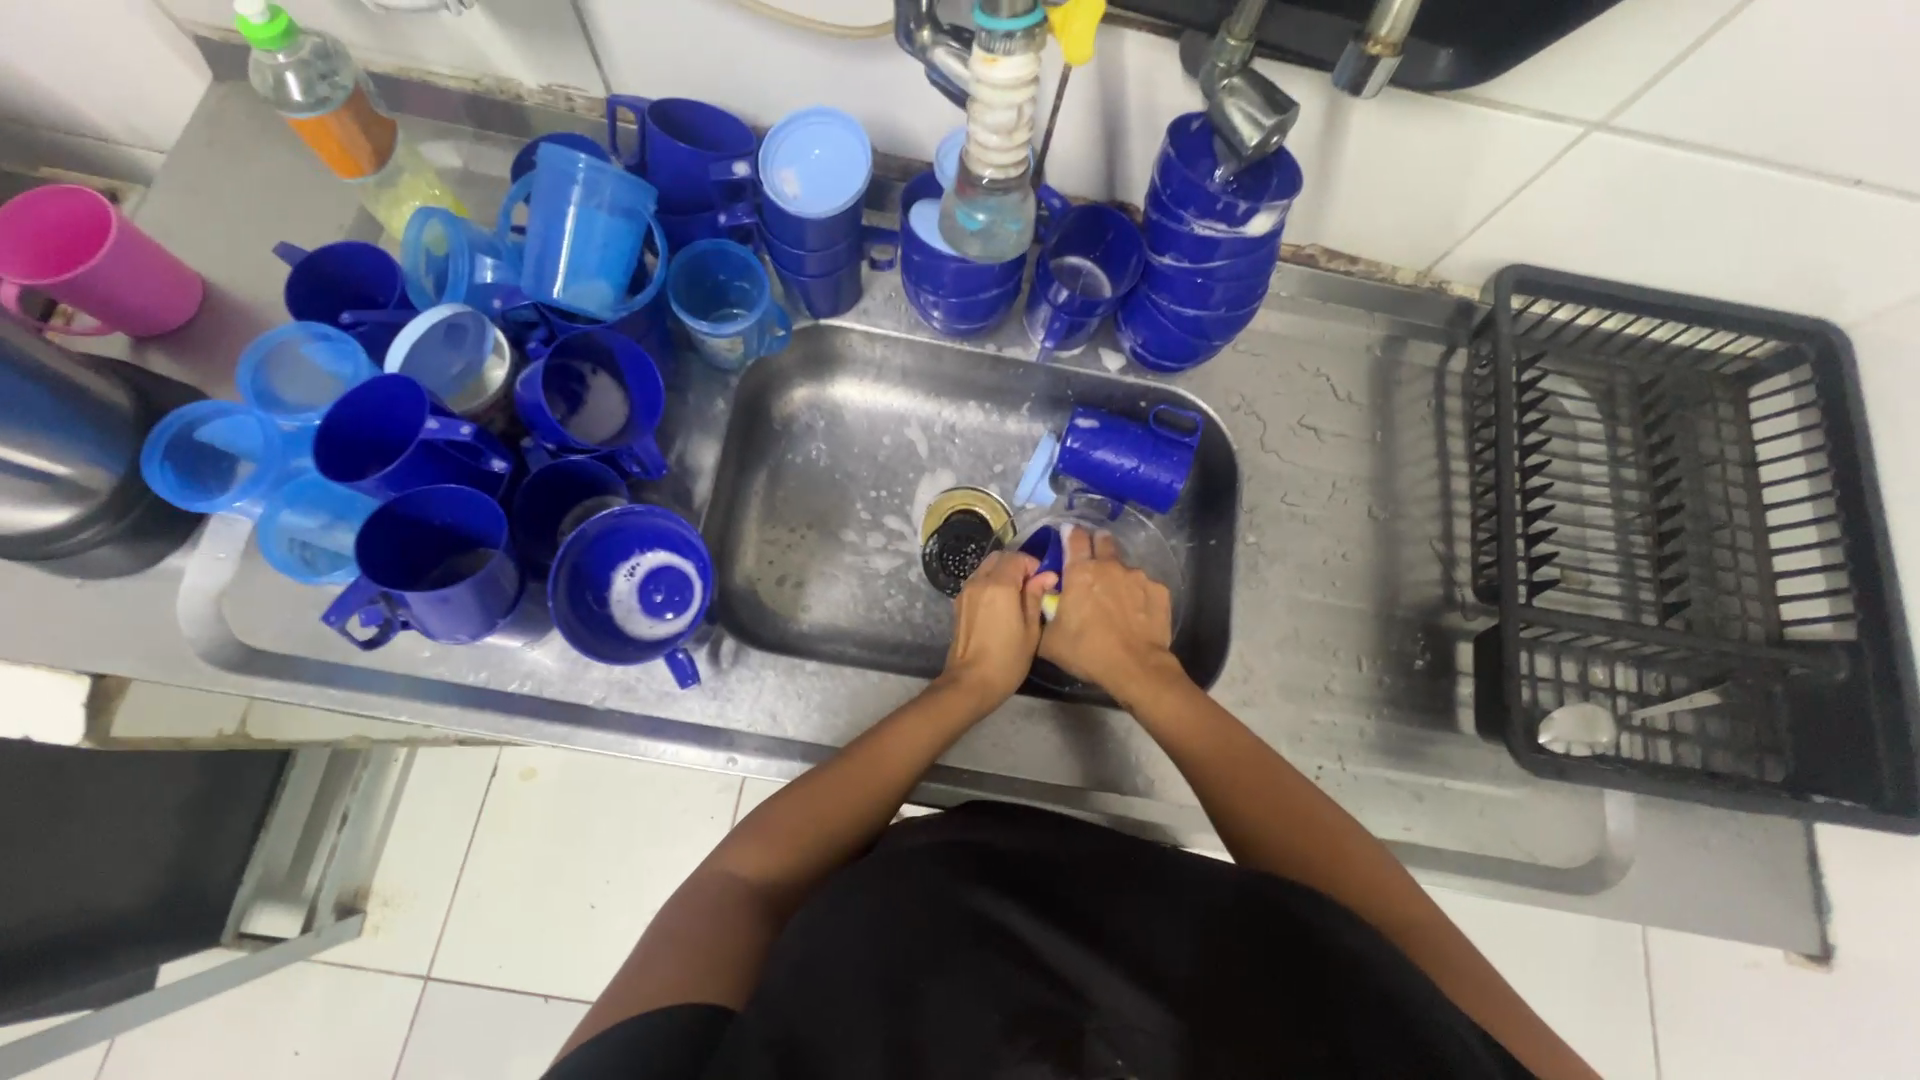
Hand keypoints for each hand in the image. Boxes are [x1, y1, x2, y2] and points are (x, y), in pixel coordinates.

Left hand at [936, 550, 1056, 708]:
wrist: (970, 683)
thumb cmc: (1007, 660)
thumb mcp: (1031, 630)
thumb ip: (1036, 597)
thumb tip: (1047, 576)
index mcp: (999, 586)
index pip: (1017, 558)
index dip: (1033, 565)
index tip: (1043, 582)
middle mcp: (979, 582)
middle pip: (999, 558)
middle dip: (1017, 566)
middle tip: (1031, 587)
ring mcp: (965, 591)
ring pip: (986, 567)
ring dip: (1002, 573)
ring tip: (1016, 596)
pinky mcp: (958, 603)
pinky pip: (977, 581)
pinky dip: (990, 583)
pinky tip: (1000, 605)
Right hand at [1038, 527, 1184, 704]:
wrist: (1135, 667)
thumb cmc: (1086, 651)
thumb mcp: (1049, 639)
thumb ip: (1043, 614)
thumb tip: (1043, 603)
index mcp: (1080, 572)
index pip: (1075, 537)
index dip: (1071, 533)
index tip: (1068, 534)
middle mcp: (1110, 566)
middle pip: (1103, 540)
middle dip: (1097, 543)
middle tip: (1092, 558)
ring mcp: (1138, 576)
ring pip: (1125, 566)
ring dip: (1118, 575)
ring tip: (1117, 597)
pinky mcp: (1159, 590)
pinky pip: (1145, 586)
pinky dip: (1139, 594)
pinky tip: (1137, 612)